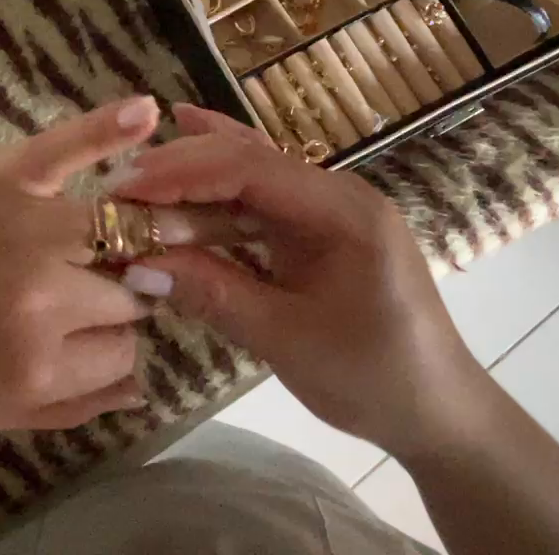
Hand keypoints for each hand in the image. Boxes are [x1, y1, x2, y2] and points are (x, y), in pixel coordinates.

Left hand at [0, 97, 165, 428]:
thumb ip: (72, 409)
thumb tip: (143, 384)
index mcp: (40, 366)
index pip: (126, 350)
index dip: (107, 338)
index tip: (80, 325)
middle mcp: (46, 299)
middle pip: (128, 291)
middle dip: (107, 290)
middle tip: (69, 278)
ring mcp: (29, 228)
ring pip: (122, 232)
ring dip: (124, 234)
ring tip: (118, 227)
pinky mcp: (6, 174)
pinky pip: (71, 146)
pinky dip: (110, 127)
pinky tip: (149, 112)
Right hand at [113, 104, 488, 457]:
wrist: (439, 411)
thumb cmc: (373, 378)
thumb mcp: (287, 341)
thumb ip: (214, 294)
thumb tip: (135, 264)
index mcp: (344, 212)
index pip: (250, 169)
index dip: (182, 172)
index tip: (126, 186)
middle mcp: (335, 193)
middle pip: (246, 161)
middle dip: (180, 168)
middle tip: (118, 185)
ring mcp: (326, 206)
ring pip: (249, 172)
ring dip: (192, 176)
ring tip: (134, 175)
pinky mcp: (314, 226)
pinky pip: (258, 195)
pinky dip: (217, 183)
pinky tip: (187, 146)